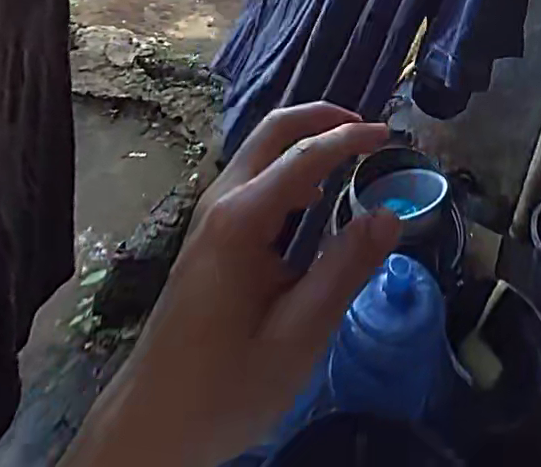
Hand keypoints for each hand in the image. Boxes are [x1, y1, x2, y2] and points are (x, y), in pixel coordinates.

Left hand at [63, 104, 401, 466]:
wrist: (152, 422)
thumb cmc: (226, 384)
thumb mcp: (298, 335)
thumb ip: (345, 269)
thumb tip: (389, 215)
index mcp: (242, 219)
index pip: (304, 156)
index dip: (349, 140)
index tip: (388, 135)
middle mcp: (222, 200)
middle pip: (273, 131)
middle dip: (321, 117)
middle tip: (365, 128)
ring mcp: (211, 214)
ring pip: (260, 149)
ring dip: (305, 138)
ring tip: (349, 154)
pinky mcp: (210, 232)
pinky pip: (254, 176)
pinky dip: (290, 164)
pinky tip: (314, 196)